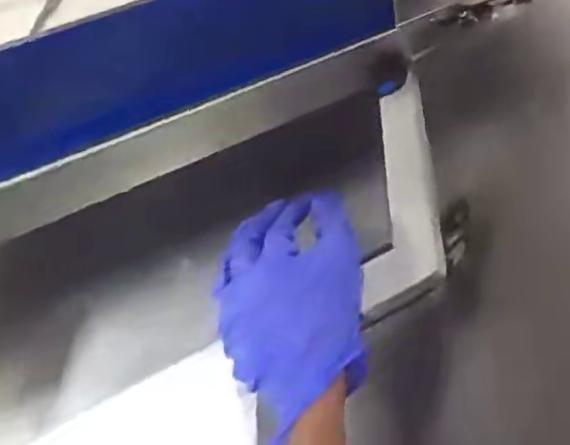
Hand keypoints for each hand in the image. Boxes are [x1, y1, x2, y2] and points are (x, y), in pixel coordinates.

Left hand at [215, 193, 365, 444]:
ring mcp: (234, 310)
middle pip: (244, 242)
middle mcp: (244, 280)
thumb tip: (323, 199)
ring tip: (254, 242)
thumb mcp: (342, 255)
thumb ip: (333, 221)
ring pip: (228, 271)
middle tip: (275, 211)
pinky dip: (236, 280)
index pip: (281, 224)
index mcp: (271, 258)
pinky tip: (247, 283)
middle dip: (260, 221)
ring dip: (241, 249)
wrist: (312, 370)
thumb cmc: (330, 308)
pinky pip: (227, 299)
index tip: (308, 201)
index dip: (295, 208)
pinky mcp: (233, 335)